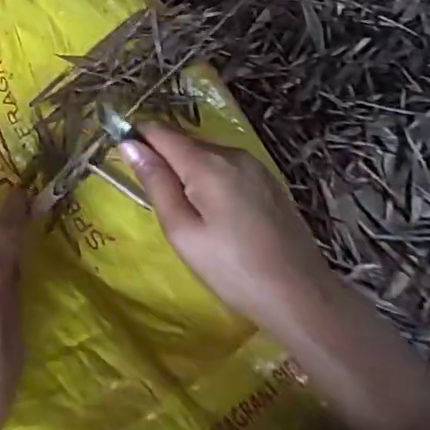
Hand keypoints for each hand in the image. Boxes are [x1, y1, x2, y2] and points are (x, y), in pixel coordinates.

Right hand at [119, 124, 330, 325]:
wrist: (304, 298)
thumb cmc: (233, 270)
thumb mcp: (183, 232)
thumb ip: (156, 183)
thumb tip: (129, 144)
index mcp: (207, 163)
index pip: (160, 131)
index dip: (138, 138)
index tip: (126, 160)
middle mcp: (232, 153)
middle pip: (184, 142)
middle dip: (166, 161)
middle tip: (162, 204)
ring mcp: (255, 165)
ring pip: (207, 154)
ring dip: (190, 172)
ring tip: (192, 216)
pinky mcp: (270, 181)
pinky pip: (228, 167)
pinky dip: (213, 180)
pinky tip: (220, 216)